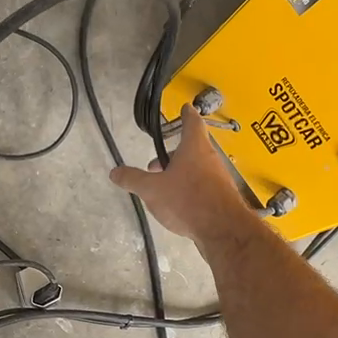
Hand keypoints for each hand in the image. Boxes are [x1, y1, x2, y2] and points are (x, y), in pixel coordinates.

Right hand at [109, 106, 261, 246]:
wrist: (223, 230)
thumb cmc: (187, 200)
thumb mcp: (152, 190)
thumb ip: (132, 179)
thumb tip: (114, 172)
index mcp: (194, 147)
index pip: (192, 122)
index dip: (186, 114)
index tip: (184, 107)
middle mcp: (210, 158)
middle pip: (191, 148)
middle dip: (172, 154)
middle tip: (155, 164)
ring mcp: (219, 178)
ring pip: (197, 168)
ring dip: (180, 172)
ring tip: (163, 187)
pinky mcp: (222, 197)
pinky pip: (203, 185)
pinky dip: (189, 187)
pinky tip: (178, 204)